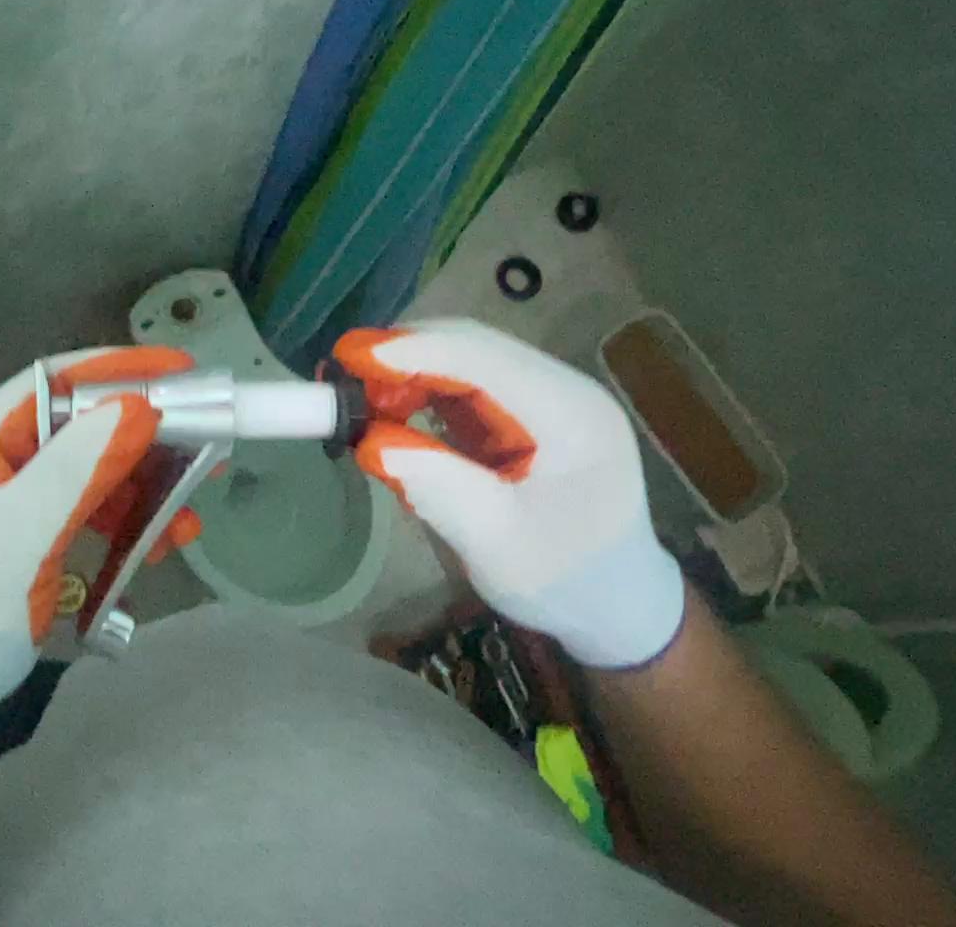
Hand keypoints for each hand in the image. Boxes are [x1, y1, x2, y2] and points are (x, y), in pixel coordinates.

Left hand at [0, 347, 195, 765]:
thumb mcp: (25, 534)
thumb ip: (80, 464)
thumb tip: (139, 404)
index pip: (57, 380)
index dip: (124, 370)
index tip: (187, 373)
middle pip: (82, 425)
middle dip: (145, 443)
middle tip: (208, 454)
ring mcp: (9, 493)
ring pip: (92, 469)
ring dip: (143, 491)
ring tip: (189, 523)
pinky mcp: (26, 530)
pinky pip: (85, 508)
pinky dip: (124, 521)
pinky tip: (158, 544)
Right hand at [333, 318, 681, 667]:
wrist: (617, 607)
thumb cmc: (564, 583)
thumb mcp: (497, 545)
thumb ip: (437, 488)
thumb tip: (368, 443)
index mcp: (571, 416)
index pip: (482, 359)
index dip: (411, 351)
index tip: (345, 355)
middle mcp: (562, 390)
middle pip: (472, 347)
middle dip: (401, 357)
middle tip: (338, 381)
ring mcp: (546, 398)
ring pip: (464, 360)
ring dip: (407, 374)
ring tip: (358, 403)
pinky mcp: (527, 413)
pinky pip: (466, 385)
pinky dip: (422, 393)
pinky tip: (393, 414)